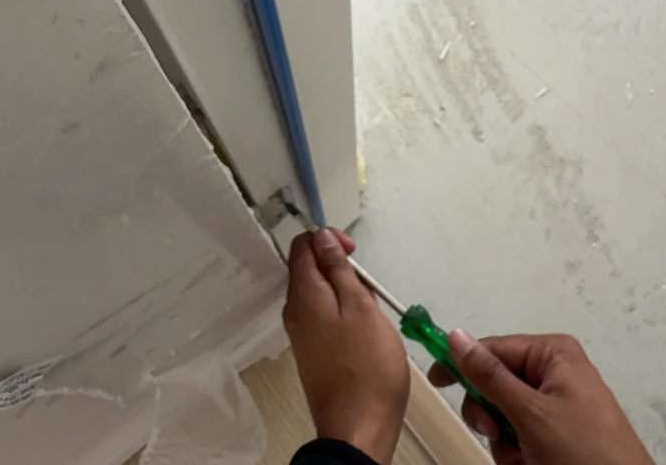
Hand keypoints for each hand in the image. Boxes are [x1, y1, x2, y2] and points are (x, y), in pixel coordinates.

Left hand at [282, 228, 410, 462]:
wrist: (358, 430)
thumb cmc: (367, 366)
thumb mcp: (361, 306)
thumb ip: (340, 268)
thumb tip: (323, 237)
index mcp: (304, 292)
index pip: (303, 245)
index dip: (328, 239)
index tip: (354, 252)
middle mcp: (295, 309)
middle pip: (310, 268)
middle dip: (340, 268)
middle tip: (368, 289)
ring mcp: (301, 332)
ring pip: (320, 293)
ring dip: (345, 292)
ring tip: (370, 313)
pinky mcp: (311, 351)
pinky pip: (323, 316)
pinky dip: (342, 313)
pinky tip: (363, 332)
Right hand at [429, 331, 653, 464]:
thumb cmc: (583, 456)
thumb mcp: (531, 414)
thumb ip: (489, 376)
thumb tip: (455, 334)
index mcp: (554, 354)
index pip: (493, 348)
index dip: (463, 363)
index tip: (437, 382)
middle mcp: (556, 373)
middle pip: (497, 382)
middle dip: (492, 414)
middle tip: (496, 434)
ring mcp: (561, 407)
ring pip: (507, 415)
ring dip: (506, 442)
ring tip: (525, 461)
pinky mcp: (563, 437)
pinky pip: (524, 437)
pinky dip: (521, 455)